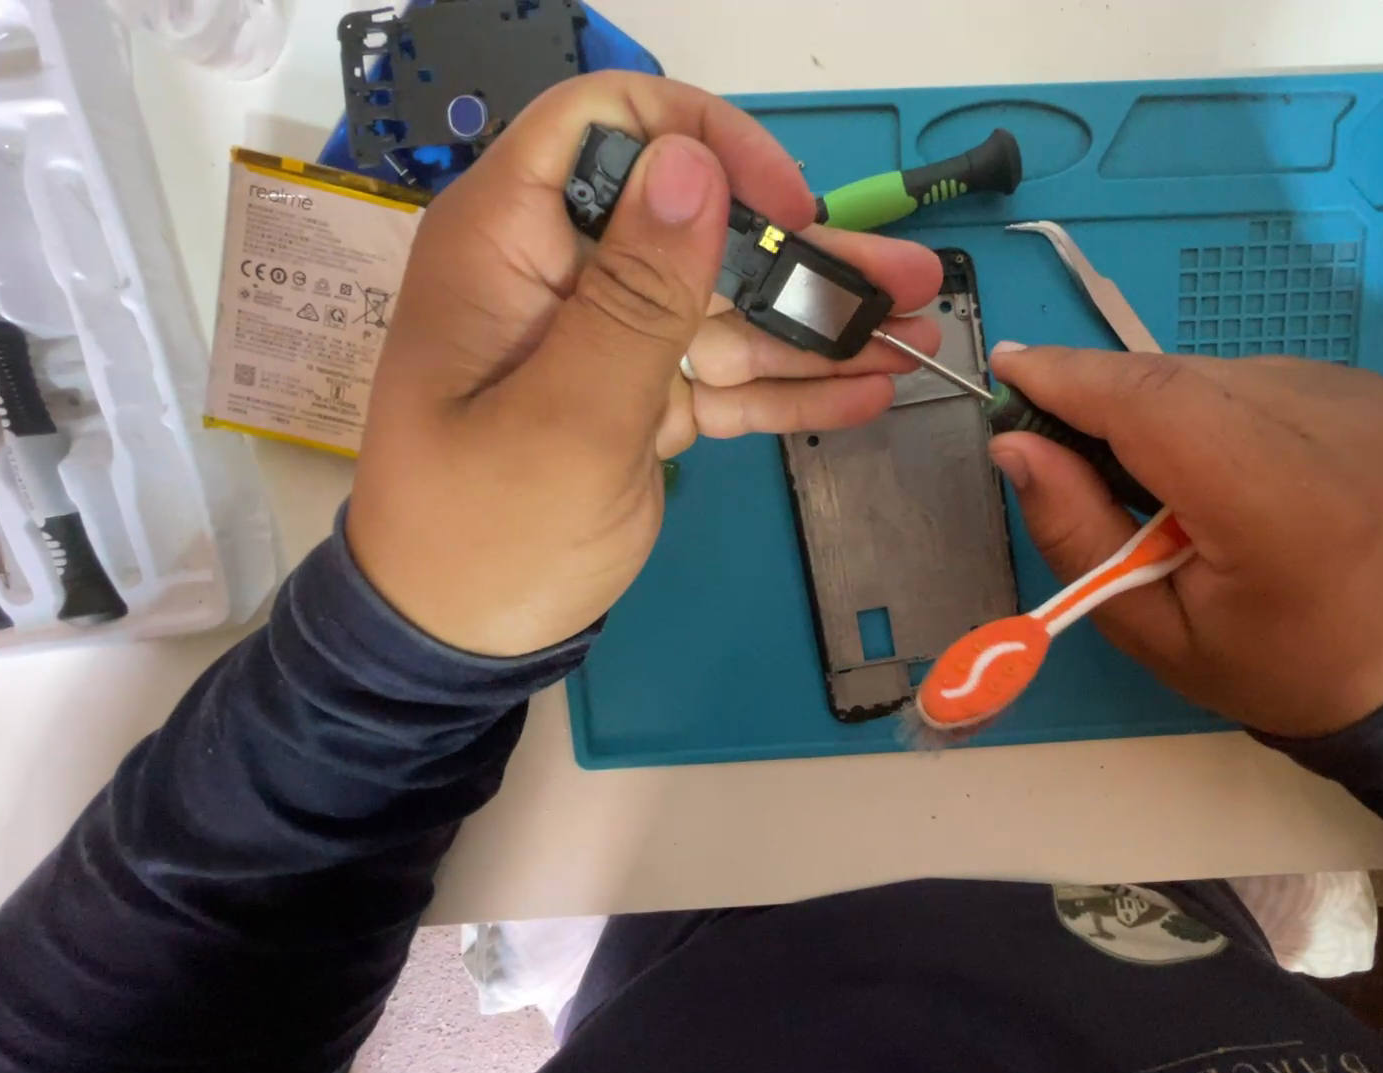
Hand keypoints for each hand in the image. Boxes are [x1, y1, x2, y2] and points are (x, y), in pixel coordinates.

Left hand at [347, 74, 942, 655]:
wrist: (464, 634)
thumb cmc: (492, 531)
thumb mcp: (568, 417)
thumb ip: (635, 295)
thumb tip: (691, 163)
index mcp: (516, 246)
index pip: (611, 129)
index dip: (711, 146)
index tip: (793, 210)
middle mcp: (571, 277)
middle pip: (704, 232)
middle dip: (811, 258)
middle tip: (911, 281)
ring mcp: (614, 343)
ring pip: (732, 312)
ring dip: (824, 329)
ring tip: (917, 337)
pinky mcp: (646, 401)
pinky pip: (729, 380)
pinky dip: (792, 389)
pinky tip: (866, 393)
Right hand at [986, 346, 1382, 738]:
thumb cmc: (1270, 665)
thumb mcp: (1151, 628)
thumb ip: (1077, 534)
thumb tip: (1014, 446)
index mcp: (1283, 508)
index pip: (1156, 407)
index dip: (1071, 379)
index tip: (1006, 369)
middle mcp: (1331, 427)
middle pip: (1172, 379)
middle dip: (1093, 393)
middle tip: (1044, 430)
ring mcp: (1354, 396)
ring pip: (1201, 371)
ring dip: (1143, 405)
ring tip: (1133, 469)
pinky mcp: (1358, 386)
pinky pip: (1238, 375)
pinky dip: (1192, 406)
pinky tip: (1195, 459)